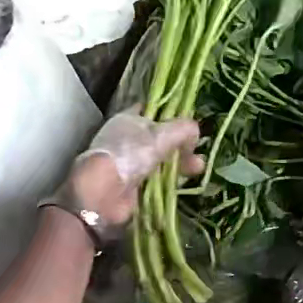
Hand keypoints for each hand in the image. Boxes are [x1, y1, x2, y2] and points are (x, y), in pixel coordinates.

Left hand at [60, 113, 203, 225]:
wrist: (104, 192)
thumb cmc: (130, 154)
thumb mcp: (161, 135)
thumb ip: (182, 129)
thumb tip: (196, 130)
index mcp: (128, 119)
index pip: (153, 110)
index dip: (171, 115)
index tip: (189, 123)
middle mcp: (127, 139)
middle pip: (159, 138)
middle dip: (180, 144)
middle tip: (197, 150)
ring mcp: (129, 163)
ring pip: (160, 159)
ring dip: (179, 163)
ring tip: (198, 168)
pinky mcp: (133, 185)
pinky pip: (156, 179)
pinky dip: (170, 179)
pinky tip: (185, 181)